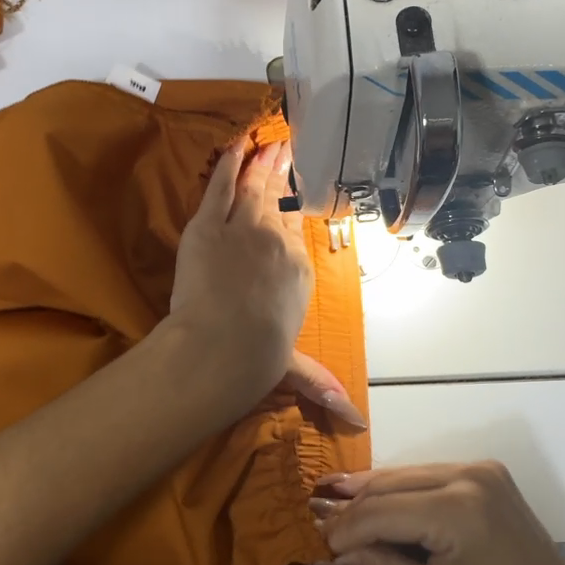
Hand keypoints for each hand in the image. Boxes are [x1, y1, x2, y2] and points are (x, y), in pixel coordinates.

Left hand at [168, 140, 313, 407]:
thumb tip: (355, 420)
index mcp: (299, 270)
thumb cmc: (258, 357)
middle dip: (280, 175)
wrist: (223, 344)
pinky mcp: (209, 223)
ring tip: (266, 145)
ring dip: (260, 164)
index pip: (294, 234)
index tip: (289, 202)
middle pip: (278, 203)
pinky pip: (221, 186)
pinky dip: (228, 165)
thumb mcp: (292, 369)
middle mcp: (276, 242)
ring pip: (253, 188)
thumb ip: (320, 384)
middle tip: (283, 152)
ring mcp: (244, 227)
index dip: (290, 215)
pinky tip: (234, 148)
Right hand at [317, 463, 564, 564]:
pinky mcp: (486, 474)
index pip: (381, 512)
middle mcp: (469, 476)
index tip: (314, 541)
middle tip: (313, 516)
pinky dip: (400, 491)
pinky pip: (428, 477)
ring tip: (331, 501)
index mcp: (458, 510)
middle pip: (390, 485)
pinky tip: (371, 498)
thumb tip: (333, 551)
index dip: (344, 528)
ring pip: (406, 475)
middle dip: (352, 505)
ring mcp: (480, 470)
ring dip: (371, 493)